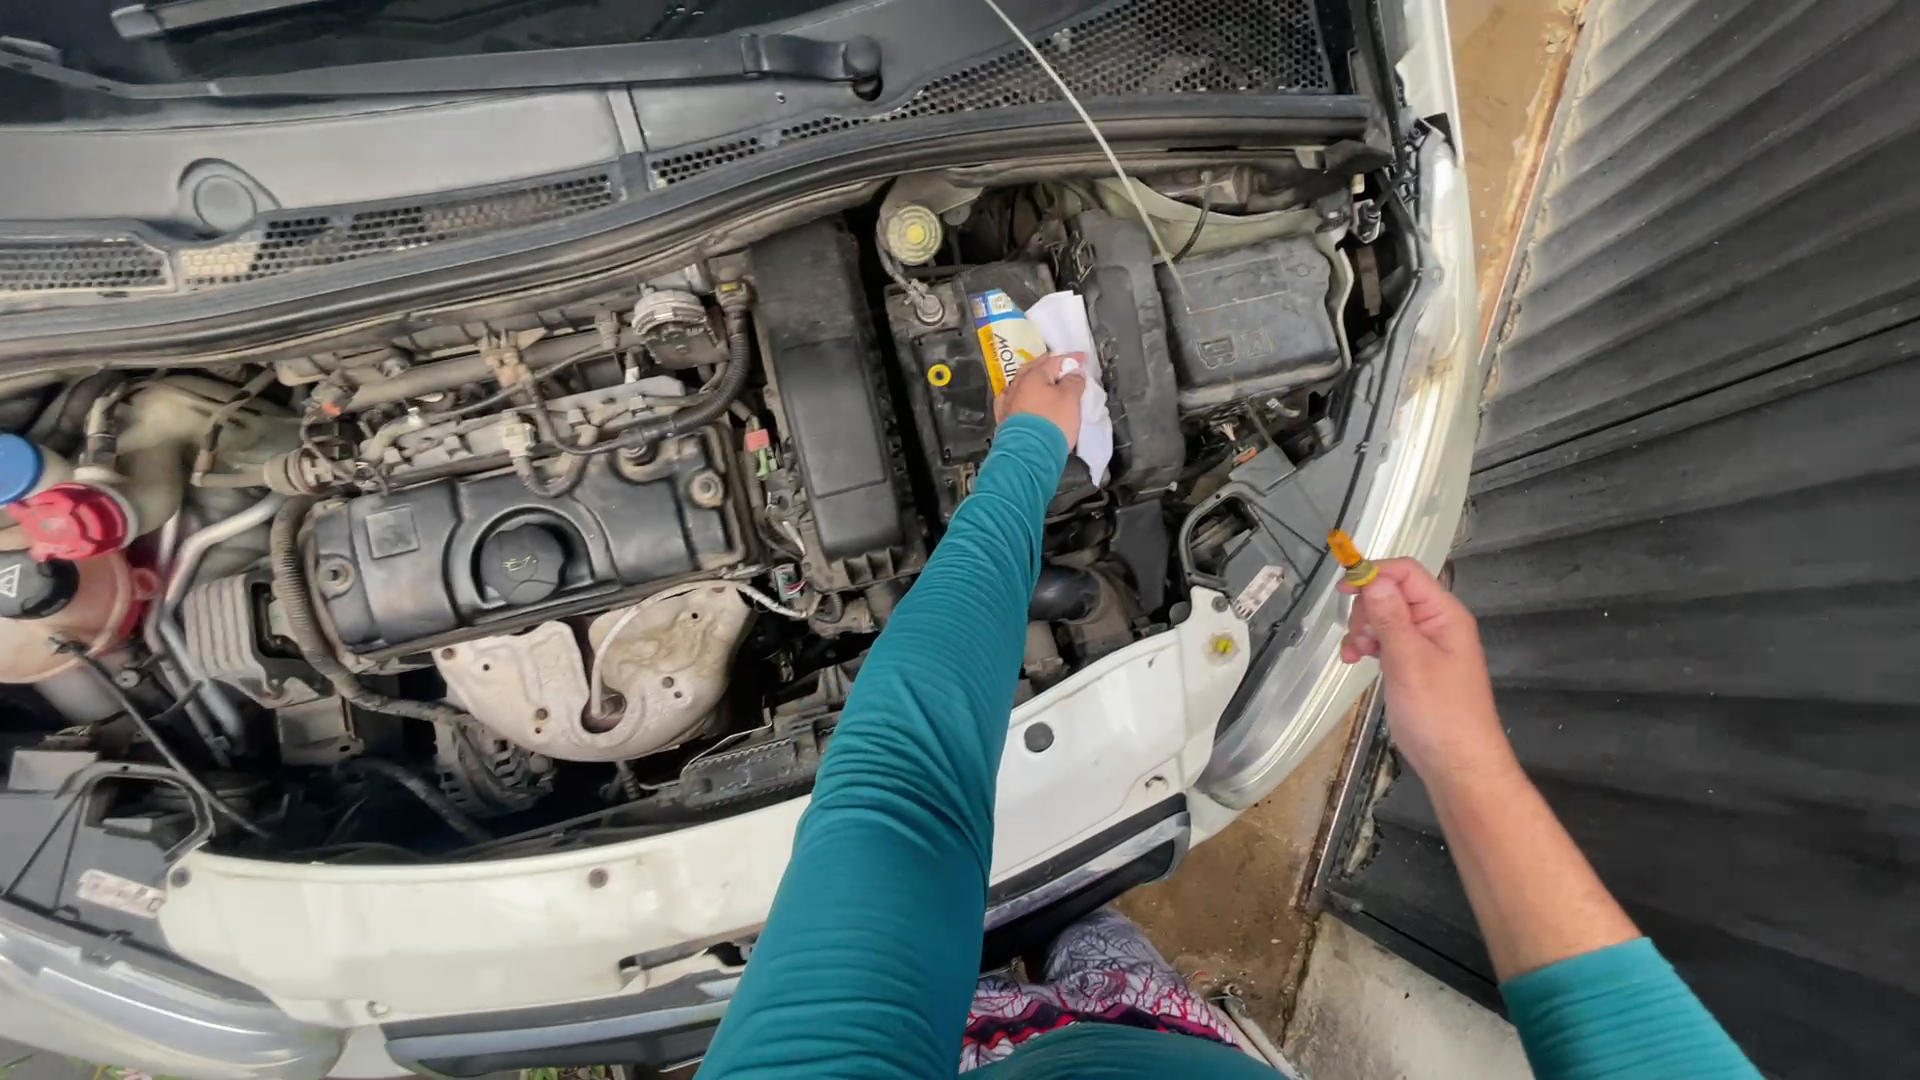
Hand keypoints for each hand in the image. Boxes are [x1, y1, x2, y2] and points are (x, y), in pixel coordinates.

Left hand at [996, 353, 1086, 448]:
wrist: (1028, 456)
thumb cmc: (1052, 423)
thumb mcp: (1070, 399)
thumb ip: (1073, 382)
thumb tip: (1074, 372)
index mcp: (1033, 377)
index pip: (1054, 361)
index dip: (1070, 359)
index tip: (1082, 359)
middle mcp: (1016, 387)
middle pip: (1034, 370)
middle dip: (1048, 366)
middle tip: (1061, 366)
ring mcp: (1007, 404)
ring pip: (1021, 385)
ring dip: (1034, 382)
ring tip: (1045, 383)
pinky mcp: (1004, 421)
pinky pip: (1014, 402)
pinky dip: (1022, 399)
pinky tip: (1024, 401)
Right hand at [1339, 558, 1513, 784]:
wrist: (1456, 762)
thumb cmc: (1439, 712)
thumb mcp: (1409, 661)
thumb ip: (1390, 618)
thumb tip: (1371, 579)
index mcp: (1444, 615)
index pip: (1406, 573)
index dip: (1373, 573)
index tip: (1343, 589)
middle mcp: (1434, 622)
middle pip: (1389, 592)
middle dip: (1365, 608)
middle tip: (1359, 637)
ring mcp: (1422, 642)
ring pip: (1381, 615)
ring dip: (1361, 629)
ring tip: (1354, 654)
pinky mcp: (1409, 661)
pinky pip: (1381, 638)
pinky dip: (1364, 645)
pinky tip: (1354, 660)